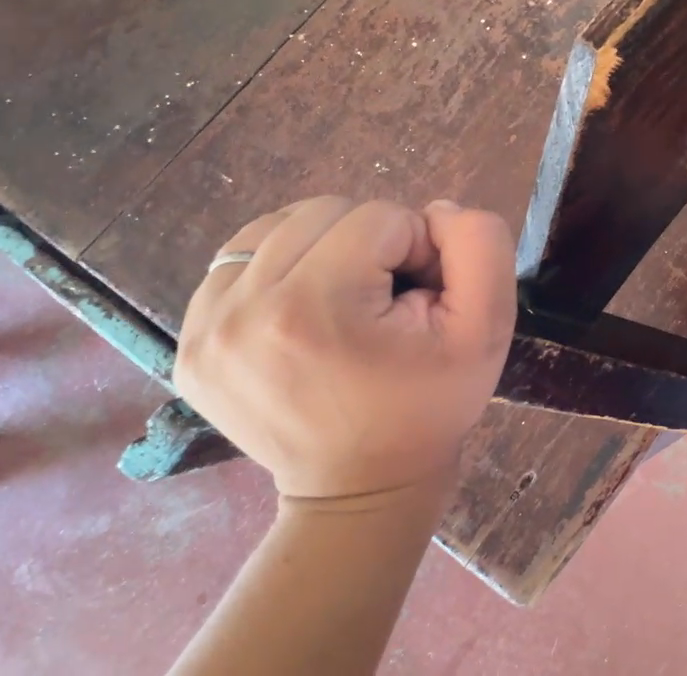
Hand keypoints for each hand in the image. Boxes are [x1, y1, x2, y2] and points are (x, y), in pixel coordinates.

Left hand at [176, 197, 515, 502]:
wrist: (362, 484)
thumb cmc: (433, 404)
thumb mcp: (488, 325)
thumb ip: (481, 246)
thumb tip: (437, 212)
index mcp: (314, 306)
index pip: (382, 216)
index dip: (421, 249)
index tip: (424, 303)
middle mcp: (241, 309)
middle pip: (325, 212)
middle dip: (374, 243)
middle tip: (392, 300)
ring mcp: (203, 327)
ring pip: (277, 227)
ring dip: (327, 248)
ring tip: (351, 298)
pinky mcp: (188, 342)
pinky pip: (238, 262)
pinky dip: (283, 268)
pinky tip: (310, 308)